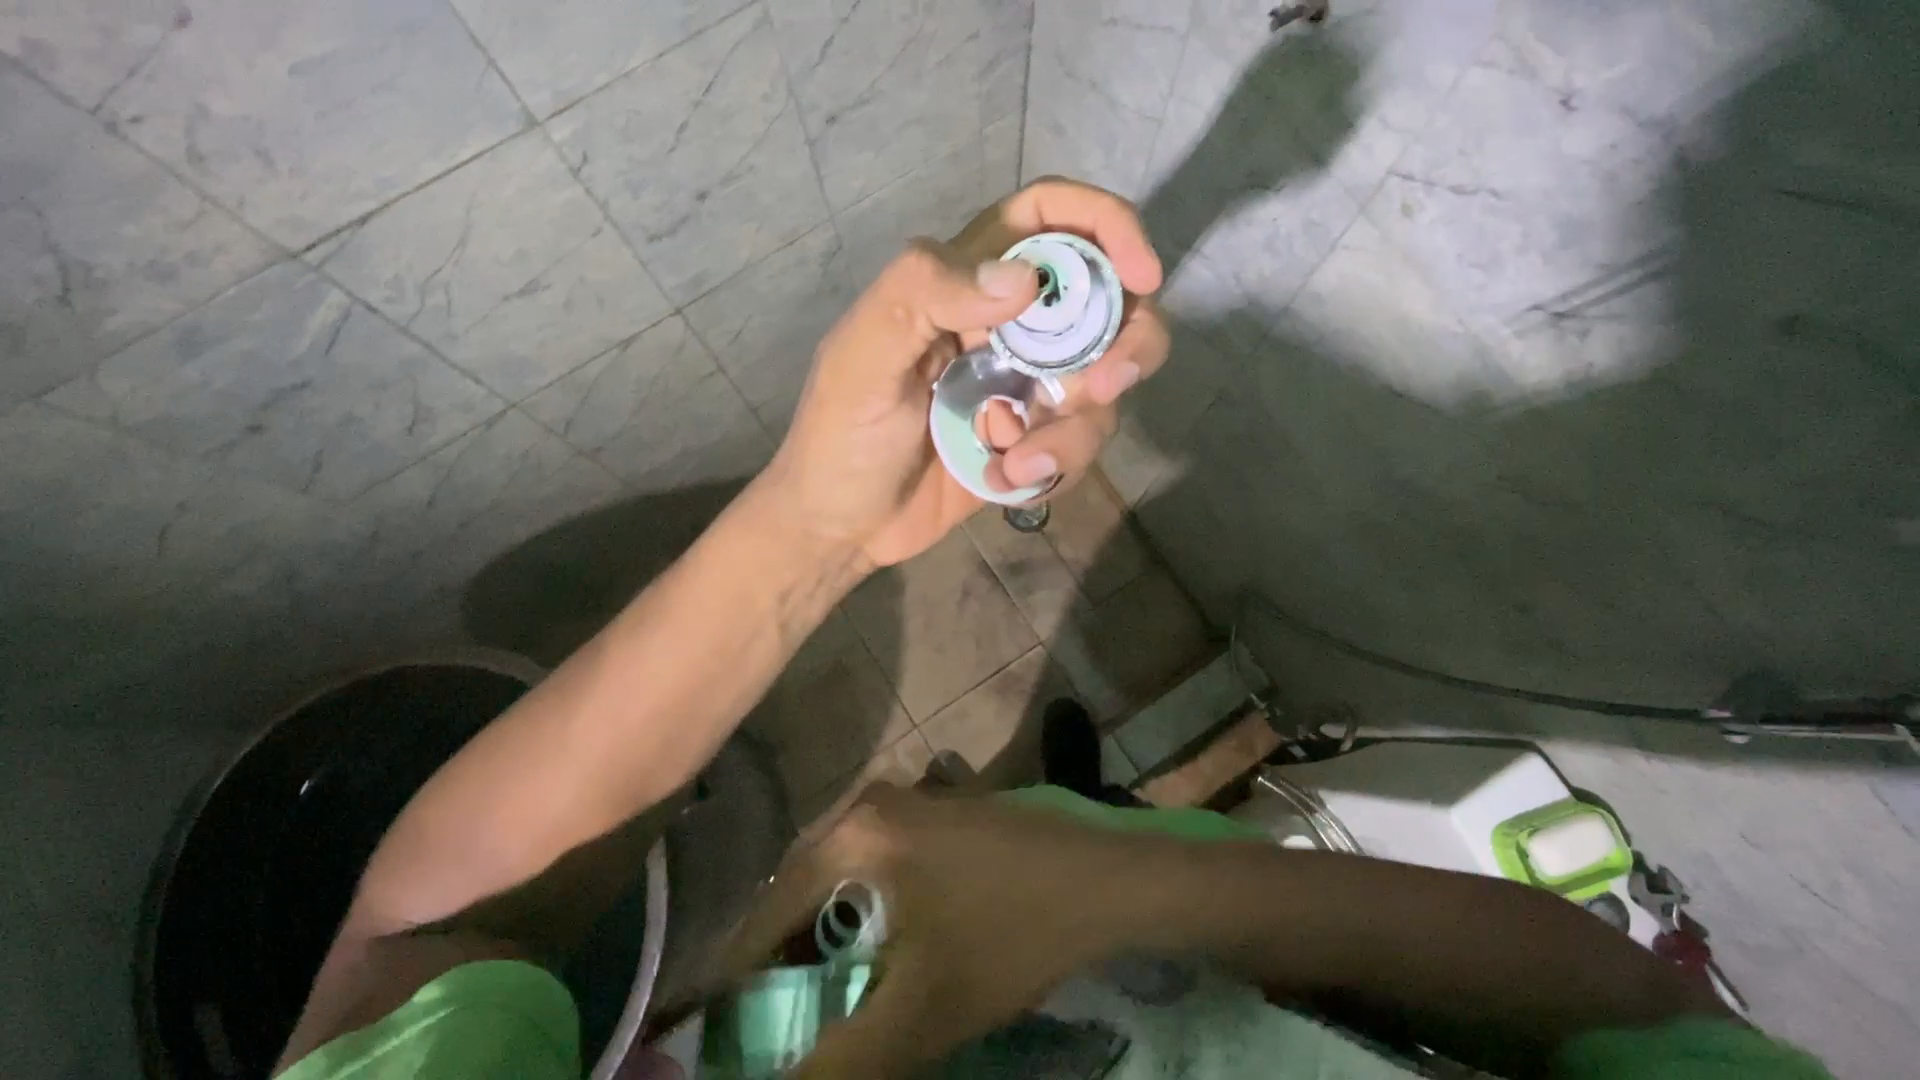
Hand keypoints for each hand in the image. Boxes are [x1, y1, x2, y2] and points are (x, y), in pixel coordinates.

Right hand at [699, 785, 1204, 1077]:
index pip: (762, 921)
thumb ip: (840, 1061)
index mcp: (849, 839)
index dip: (739, 986)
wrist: (1108, 880)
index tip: (728, 1034)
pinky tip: (878, 945)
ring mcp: (903, 797)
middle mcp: (864, 803)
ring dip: (824, 933)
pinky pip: (871, 861)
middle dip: (783, 960)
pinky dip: (861, 906)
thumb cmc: (1012, 939)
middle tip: (780, 1019)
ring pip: (836, 877)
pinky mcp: (933, 807)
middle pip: (796, 893)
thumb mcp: (922, 1012)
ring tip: (826, 990)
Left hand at [762, 178, 1169, 567]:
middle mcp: (1009, 326)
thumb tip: (1025, 278)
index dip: (1107, 226)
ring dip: (1072, 430)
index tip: (1143, 274)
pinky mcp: (1035, 441)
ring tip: (1012, 461)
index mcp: (965, 282)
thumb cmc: (841, 433)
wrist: (842, 524)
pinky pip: (1080, 443)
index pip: (1051, 219)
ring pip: (1103, 384)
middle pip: (1107, 304)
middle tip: (1099, 387)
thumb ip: (926, 296)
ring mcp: (1027, 386)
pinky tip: (1000, 479)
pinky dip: (1053, 466)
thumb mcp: (864, 355)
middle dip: (1127, 343)